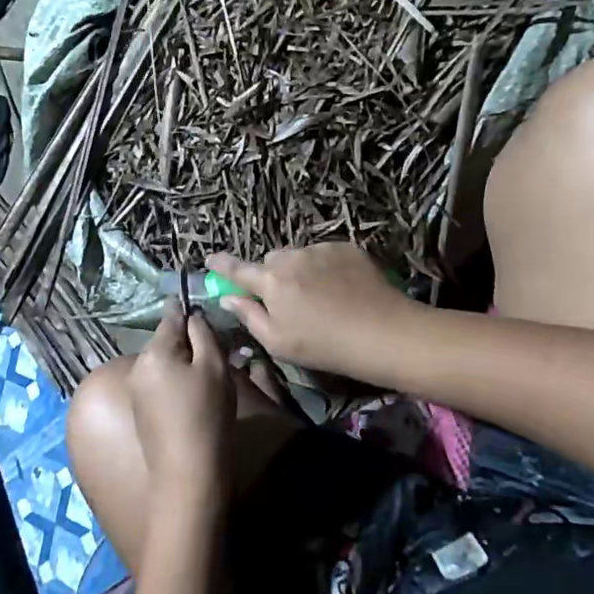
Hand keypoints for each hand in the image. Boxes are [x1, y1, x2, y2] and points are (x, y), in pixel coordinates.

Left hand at [128, 308, 236, 511]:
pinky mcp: (142, 412)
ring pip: (165, 363)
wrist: (188, 473)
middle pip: (167, 341)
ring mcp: (137, 391)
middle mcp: (138, 367)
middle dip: (192, 343)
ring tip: (215, 379)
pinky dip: (179, 383)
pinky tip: (199, 399)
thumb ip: (203, 334)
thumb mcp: (214, 366)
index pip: (172, 316)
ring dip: (187, 364)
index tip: (212, 319)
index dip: (192, 313)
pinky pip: (161, 384)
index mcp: (153, 351)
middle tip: (223, 355)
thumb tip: (193, 315)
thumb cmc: (206, 414)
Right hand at [206, 244, 417, 375]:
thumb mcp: (277, 342)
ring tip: (318, 298)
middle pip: (271, 261)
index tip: (210, 259)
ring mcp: (321, 249)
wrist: (382, 332)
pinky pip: (324, 254)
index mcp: (270, 281)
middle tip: (284, 301)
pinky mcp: (347, 248)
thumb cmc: (324, 345)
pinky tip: (339, 290)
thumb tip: (228, 298)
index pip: (237, 269)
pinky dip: (324, 268)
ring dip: (299, 271)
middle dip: (271, 276)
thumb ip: (248, 316)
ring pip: (299, 257)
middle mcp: (292, 257)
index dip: (221, 265)